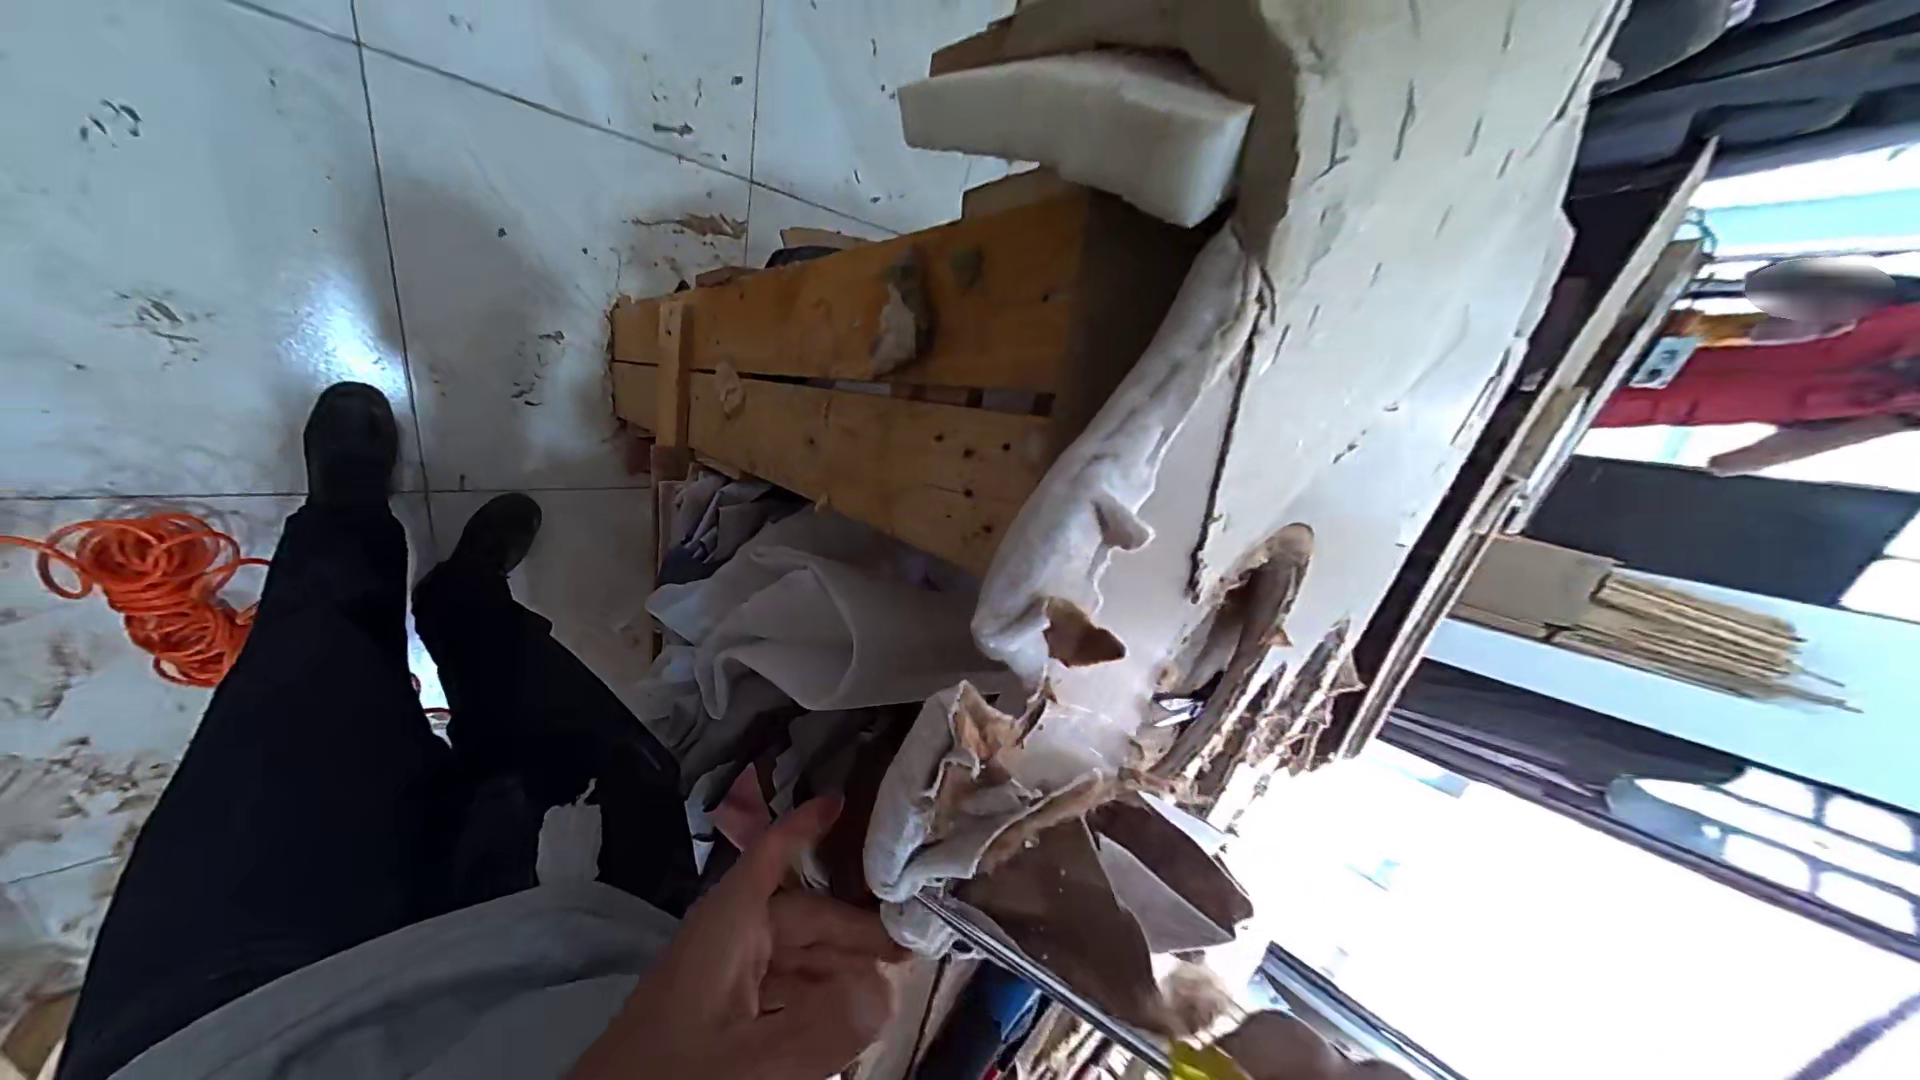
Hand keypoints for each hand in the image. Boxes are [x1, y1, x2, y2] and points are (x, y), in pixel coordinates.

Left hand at [571, 797, 906, 1079]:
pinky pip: (778, 992)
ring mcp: (721, 981)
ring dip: (837, 966)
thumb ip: (818, 1029)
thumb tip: (887, 992)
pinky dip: (811, 998)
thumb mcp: (745, 1065)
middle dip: (852, 929)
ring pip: (793, 957)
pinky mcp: (716, 1018)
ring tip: (885, 984)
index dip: (807, 825)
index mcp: (729, 924)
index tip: (846, 803)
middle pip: (801, 916)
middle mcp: (729, 940)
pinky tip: (840, 1018)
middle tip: (906, 945)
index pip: (774, 853)